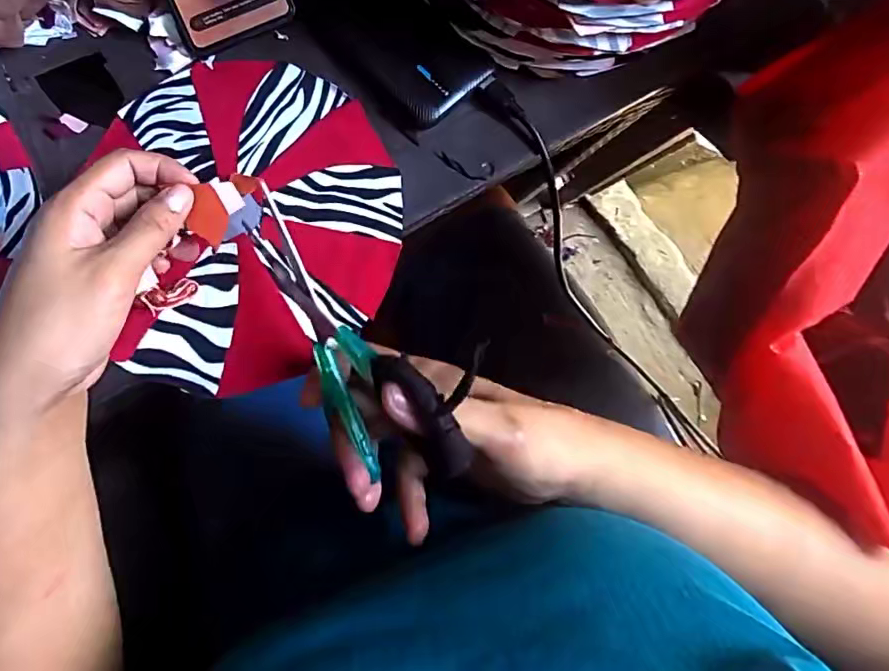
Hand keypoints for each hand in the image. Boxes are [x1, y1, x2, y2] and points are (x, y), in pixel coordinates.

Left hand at [0, 150, 196, 414]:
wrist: (28, 389)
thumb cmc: (64, 323)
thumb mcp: (115, 271)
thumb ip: (152, 227)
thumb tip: (185, 191)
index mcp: (74, 208)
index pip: (124, 165)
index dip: (164, 170)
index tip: (198, 191)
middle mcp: (80, 221)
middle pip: (134, 192)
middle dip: (173, 202)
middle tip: (207, 222)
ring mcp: (88, 249)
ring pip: (138, 222)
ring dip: (170, 229)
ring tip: (197, 248)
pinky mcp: (98, 275)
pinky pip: (134, 249)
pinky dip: (158, 252)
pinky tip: (176, 264)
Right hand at [305, 352, 592, 544]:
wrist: (579, 471)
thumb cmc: (544, 440)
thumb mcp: (498, 430)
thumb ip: (439, 412)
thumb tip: (382, 391)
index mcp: (434, 377)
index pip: (372, 361)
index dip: (337, 373)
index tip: (309, 402)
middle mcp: (426, 394)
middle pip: (368, 404)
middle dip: (352, 440)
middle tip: (356, 487)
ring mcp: (433, 424)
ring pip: (383, 439)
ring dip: (374, 473)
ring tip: (377, 511)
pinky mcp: (442, 453)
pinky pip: (407, 470)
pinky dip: (405, 496)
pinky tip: (416, 528)